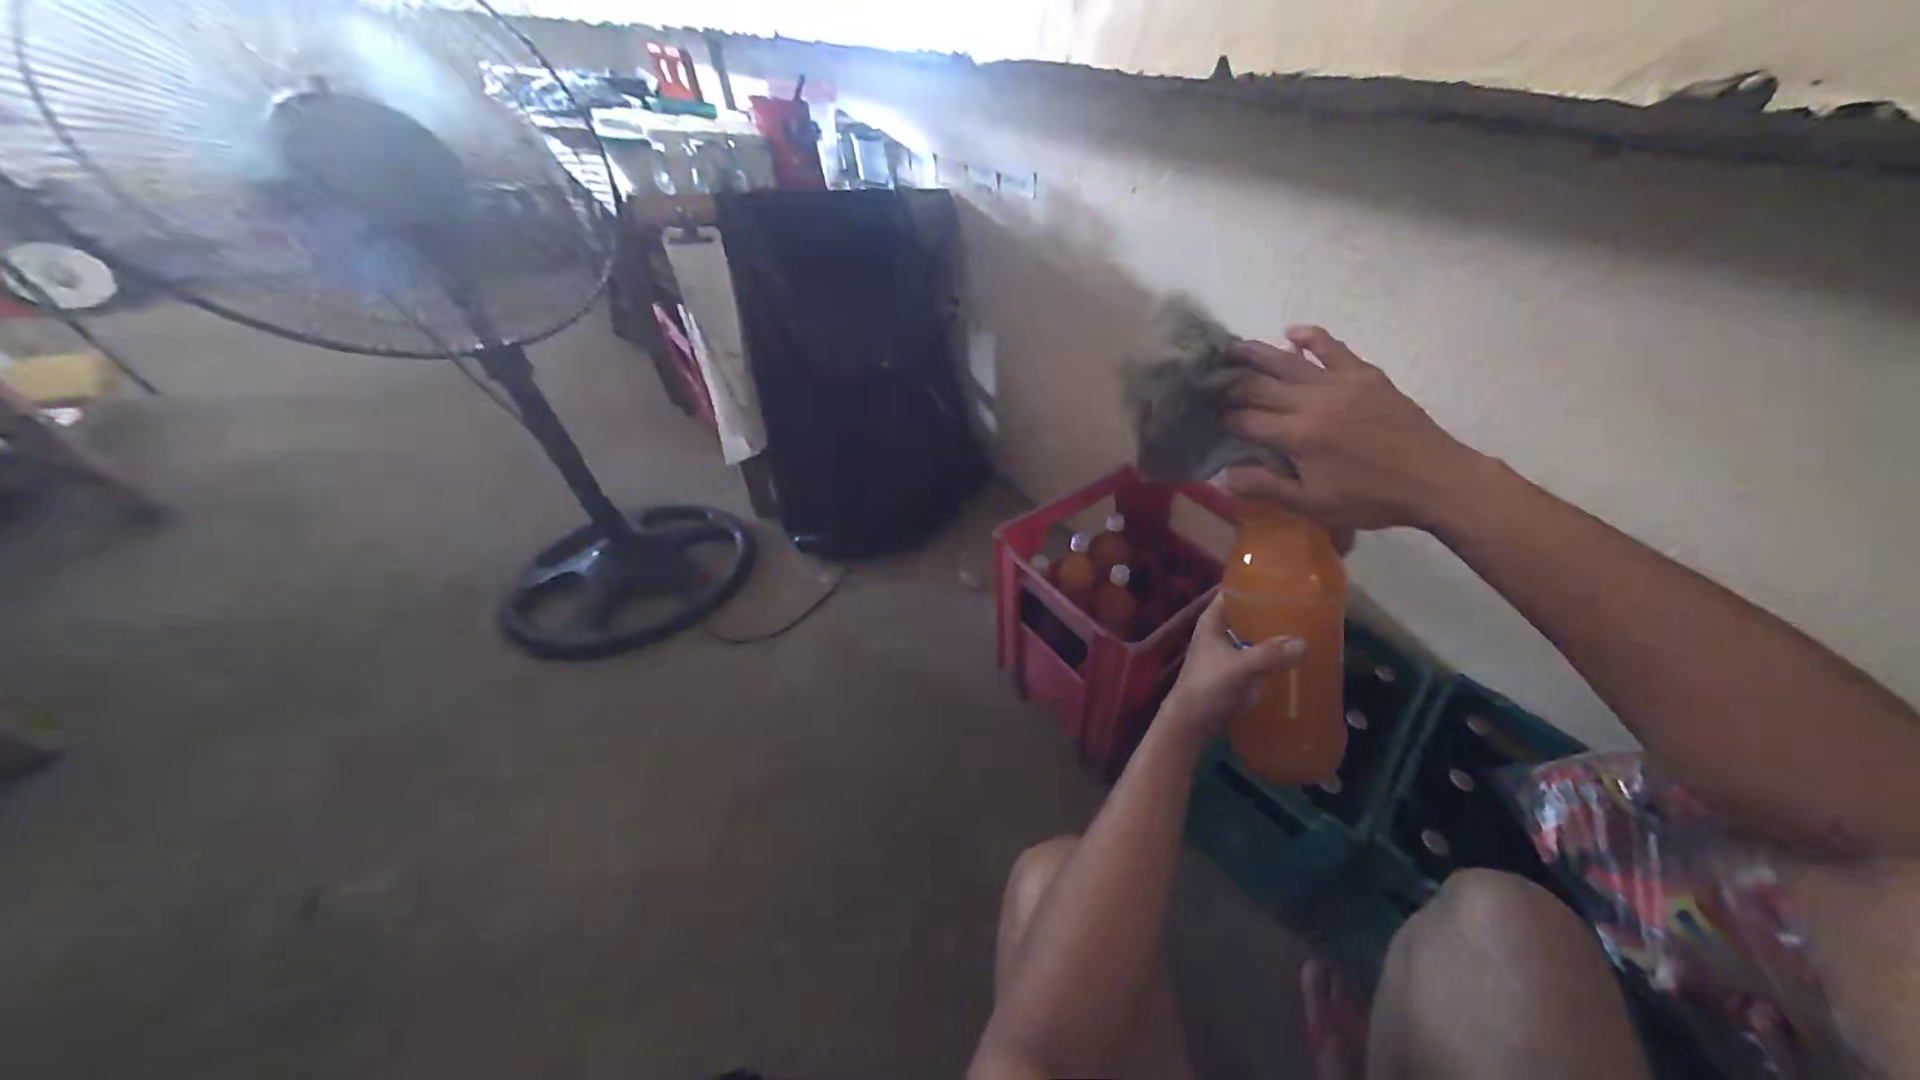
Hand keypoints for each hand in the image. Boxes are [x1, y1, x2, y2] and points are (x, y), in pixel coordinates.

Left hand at [1162, 592, 1307, 736]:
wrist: (1191, 723)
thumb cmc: (1208, 688)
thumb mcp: (1240, 668)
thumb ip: (1269, 654)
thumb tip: (1303, 642)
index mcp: (1212, 621)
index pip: (1233, 591)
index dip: (1255, 583)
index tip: (1285, 579)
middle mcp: (1219, 631)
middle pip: (1247, 612)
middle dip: (1271, 609)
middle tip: (1306, 605)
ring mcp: (1226, 651)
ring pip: (1254, 634)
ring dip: (1274, 633)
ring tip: (1308, 627)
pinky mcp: (1235, 670)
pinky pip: (1257, 654)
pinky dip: (1273, 653)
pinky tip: (1296, 656)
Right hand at [1218, 326, 1487, 533]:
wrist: (1436, 480)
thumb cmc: (1370, 499)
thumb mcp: (1313, 504)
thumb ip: (1267, 488)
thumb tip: (1224, 477)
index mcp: (1297, 436)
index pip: (1247, 421)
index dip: (1225, 419)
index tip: (1210, 419)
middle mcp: (1313, 402)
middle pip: (1260, 386)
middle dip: (1230, 383)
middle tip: (1209, 380)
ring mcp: (1341, 384)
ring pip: (1289, 362)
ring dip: (1257, 353)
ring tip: (1232, 347)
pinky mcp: (1366, 376)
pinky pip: (1334, 349)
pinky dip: (1312, 338)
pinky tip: (1293, 333)